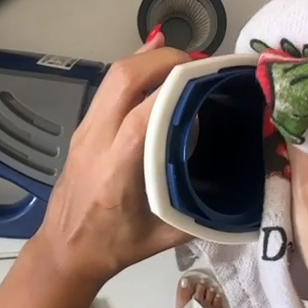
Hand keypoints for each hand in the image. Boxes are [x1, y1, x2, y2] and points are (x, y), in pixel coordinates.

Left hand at [30, 38, 191, 286]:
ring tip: (183, 61)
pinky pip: (108, 85)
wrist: (63, 249)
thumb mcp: (164, 234)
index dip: (173, 90)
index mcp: (116, 171)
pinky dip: (134, 68)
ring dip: (148, 59)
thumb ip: (202, 213)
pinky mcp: (84, 124)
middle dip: (162, 60)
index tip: (206, 78)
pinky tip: (156, 61)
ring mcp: (86, 129)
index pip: (142, 118)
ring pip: (113, 76)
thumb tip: (244, 196)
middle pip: (123, 80)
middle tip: (198, 64)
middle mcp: (97, 140)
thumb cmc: (113, 245)